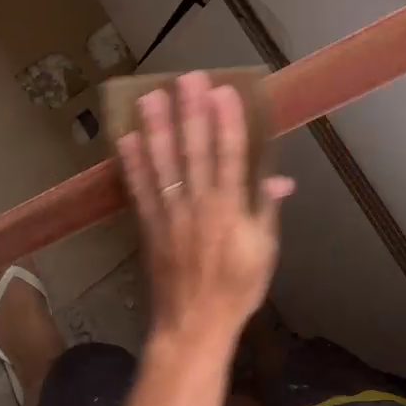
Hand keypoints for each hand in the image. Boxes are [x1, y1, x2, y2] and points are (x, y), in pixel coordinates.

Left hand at [118, 73, 294, 344]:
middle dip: (191, 113)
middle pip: (194, 152)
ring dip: (156, 129)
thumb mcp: (265, 249)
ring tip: (150, 97)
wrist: (194, 327)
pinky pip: (139, 191)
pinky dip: (133, 165)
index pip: (230, 157)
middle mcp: (199, 206)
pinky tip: (126, 139)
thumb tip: (278, 178)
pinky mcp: (149, 226)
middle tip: (187, 79)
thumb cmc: (238, 287)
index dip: (227, 123)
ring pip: (163, 165)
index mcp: (231, 210)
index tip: (223, 92)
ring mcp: (170, 215)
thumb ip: (266, 208)